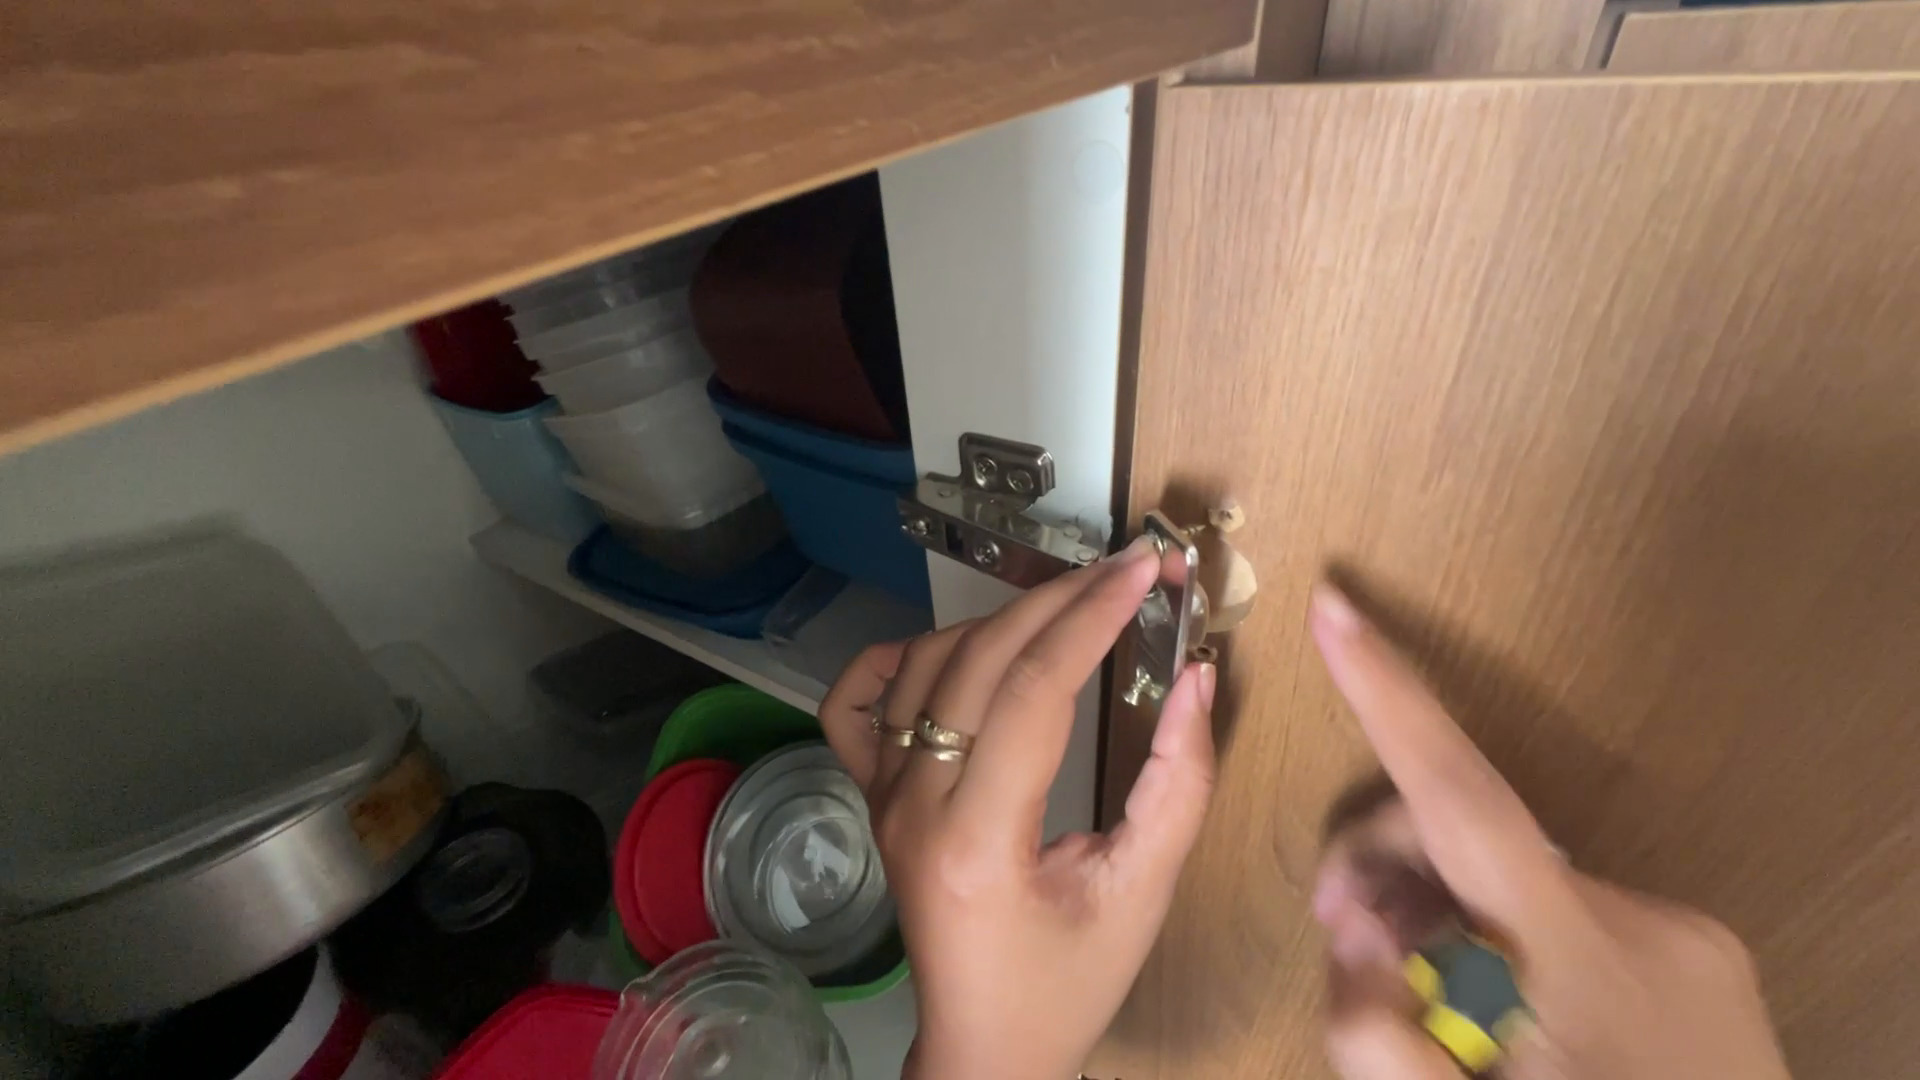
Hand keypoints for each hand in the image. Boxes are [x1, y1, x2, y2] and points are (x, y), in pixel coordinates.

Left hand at [818, 538, 1216, 1079]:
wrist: (983, 1042)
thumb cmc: (1067, 984)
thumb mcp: (1142, 894)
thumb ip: (1180, 784)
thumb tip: (1193, 676)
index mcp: (976, 839)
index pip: (1034, 691)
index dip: (1094, 618)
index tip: (1144, 571)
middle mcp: (910, 803)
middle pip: (978, 661)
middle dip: (1059, 601)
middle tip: (1122, 571)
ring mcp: (879, 792)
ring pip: (924, 664)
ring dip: (999, 620)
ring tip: (1068, 608)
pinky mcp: (869, 791)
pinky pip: (857, 701)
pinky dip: (899, 657)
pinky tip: (952, 648)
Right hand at [1307, 584, 1792, 1078]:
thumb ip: (1369, 1026)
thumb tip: (1350, 941)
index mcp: (1589, 955)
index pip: (1461, 793)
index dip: (1388, 692)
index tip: (1335, 604)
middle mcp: (1646, 920)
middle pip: (1456, 834)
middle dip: (1376, 867)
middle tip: (1337, 935)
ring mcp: (1680, 939)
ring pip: (1492, 872)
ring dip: (1424, 906)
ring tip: (1398, 971)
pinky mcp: (1689, 958)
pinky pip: (1536, 908)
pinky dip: (1478, 932)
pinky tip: (1468, 987)